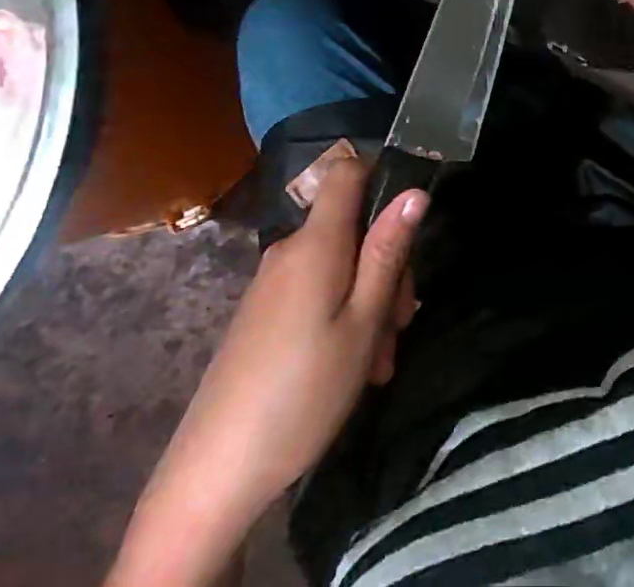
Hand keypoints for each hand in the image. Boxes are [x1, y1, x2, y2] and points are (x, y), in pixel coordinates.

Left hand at [105, 160, 425, 586]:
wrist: (220, 462)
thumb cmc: (305, 390)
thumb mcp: (362, 323)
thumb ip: (386, 254)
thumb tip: (414, 191)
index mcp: (315, 242)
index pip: (346, 171)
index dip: (381, 182)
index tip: (406, 232)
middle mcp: (289, 249)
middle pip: (351, 228)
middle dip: (386, 267)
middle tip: (401, 325)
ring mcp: (272, 280)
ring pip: (338, 268)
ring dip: (368, 303)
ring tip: (378, 364)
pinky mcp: (264, 310)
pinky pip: (314, 292)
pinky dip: (341, 318)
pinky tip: (351, 368)